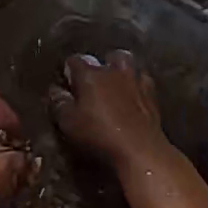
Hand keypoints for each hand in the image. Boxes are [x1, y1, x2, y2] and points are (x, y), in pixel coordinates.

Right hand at [51, 50, 173, 171]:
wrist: (140, 149)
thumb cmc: (99, 136)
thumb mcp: (69, 124)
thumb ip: (60, 104)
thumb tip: (56, 91)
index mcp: (89, 75)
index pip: (74, 61)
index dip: (68, 70)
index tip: (66, 82)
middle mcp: (112, 70)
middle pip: (102, 58)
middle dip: (96, 67)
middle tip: (91, 82)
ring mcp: (134, 79)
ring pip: (125, 62)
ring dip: (118, 69)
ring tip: (114, 82)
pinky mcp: (151, 93)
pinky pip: (142, 79)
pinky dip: (136, 83)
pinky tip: (133, 93)